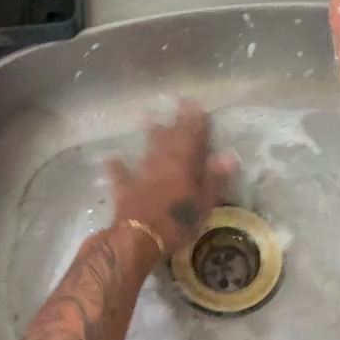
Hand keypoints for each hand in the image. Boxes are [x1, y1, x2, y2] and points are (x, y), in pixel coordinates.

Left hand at [106, 101, 236, 255]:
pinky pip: (119, 175)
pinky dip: (115, 166)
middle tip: (177, 102)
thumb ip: (215, 178)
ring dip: (149, 133)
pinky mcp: (124, 189)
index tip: (196, 104)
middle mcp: (162, 163)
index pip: (192, 137)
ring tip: (147, 116)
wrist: (139, 237)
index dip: (196, 121)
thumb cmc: (177, 222)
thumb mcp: (204, 202)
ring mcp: (141, 174)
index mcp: (183, 164)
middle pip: (170, 138)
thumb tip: (230, 155)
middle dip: (175, 120)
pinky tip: (109, 157)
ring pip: (147, 149)